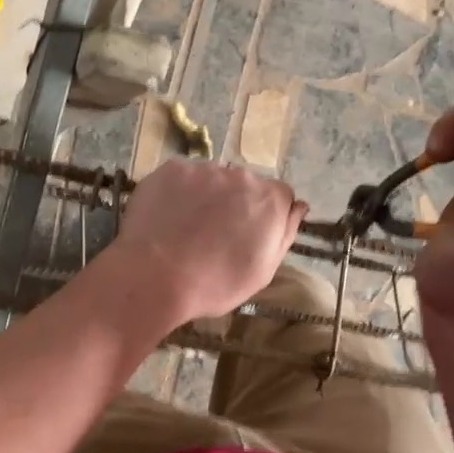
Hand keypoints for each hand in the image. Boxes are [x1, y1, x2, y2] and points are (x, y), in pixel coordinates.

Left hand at [115, 160, 307, 322]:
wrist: (154, 277)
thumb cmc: (215, 284)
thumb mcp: (262, 272)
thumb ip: (284, 233)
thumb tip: (298, 207)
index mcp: (270, 200)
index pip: (280, 196)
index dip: (266, 215)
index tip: (248, 235)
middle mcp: (241, 176)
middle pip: (246, 184)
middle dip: (236, 203)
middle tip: (215, 234)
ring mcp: (205, 169)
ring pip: (213, 179)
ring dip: (207, 196)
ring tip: (187, 228)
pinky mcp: (172, 168)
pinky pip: (183, 177)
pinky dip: (179, 192)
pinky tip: (168, 217)